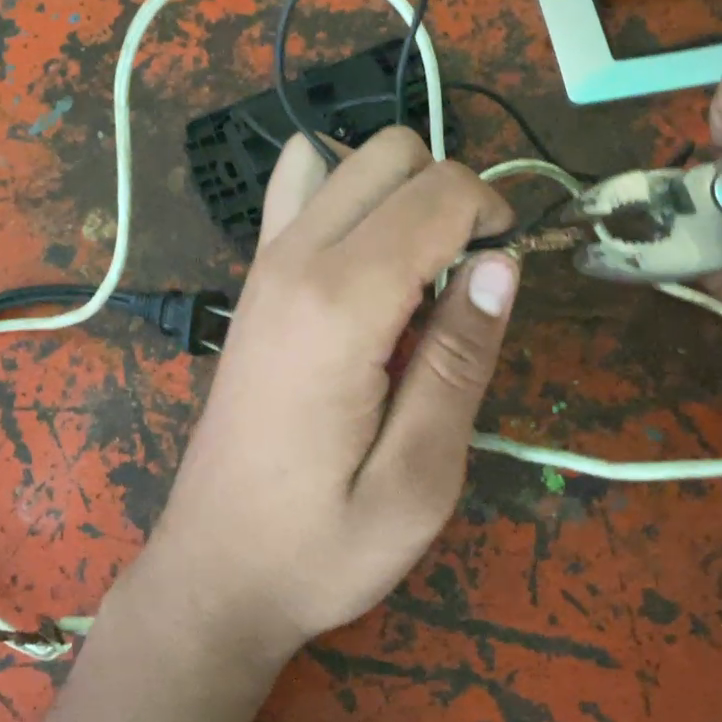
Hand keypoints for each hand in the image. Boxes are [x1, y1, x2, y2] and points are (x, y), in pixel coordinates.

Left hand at [111, 127, 520, 661]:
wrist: (216, 568)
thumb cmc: (322, 542)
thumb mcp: (420, 477)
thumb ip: (462, 359)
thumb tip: (501, 265)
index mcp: (340, 304)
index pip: (437, 193)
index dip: (492, 214)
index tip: (505, 273)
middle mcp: (293, 260)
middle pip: (390, 153)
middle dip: (448, 193)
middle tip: (464, 281)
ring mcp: (263, 264)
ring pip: (343, 159)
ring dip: (399, 194)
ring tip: (416, 277)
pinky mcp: (253, 281)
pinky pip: (300, 191)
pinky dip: (349, 200)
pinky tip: (364, 270)